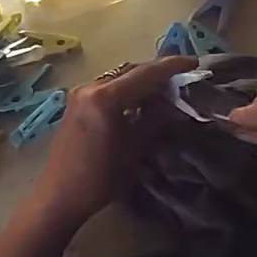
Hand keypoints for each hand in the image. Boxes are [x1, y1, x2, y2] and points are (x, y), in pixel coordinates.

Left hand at [32, 56, 197, 227]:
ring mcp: (79, 93)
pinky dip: (124, 90)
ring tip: (165, 90)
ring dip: (140, 81)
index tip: (194, 62)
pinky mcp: (75, 103)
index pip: (145, 73)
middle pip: (130, 71)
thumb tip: (173, 102)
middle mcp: (89, 87)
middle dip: (156, 73)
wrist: (61, 194)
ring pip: (117, 78)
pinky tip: (139, 101)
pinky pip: (106, 87)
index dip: (172, 66)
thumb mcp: (135, 148)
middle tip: (182, 78)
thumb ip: (155, 119)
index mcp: (105, 97)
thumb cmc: (100, 177)